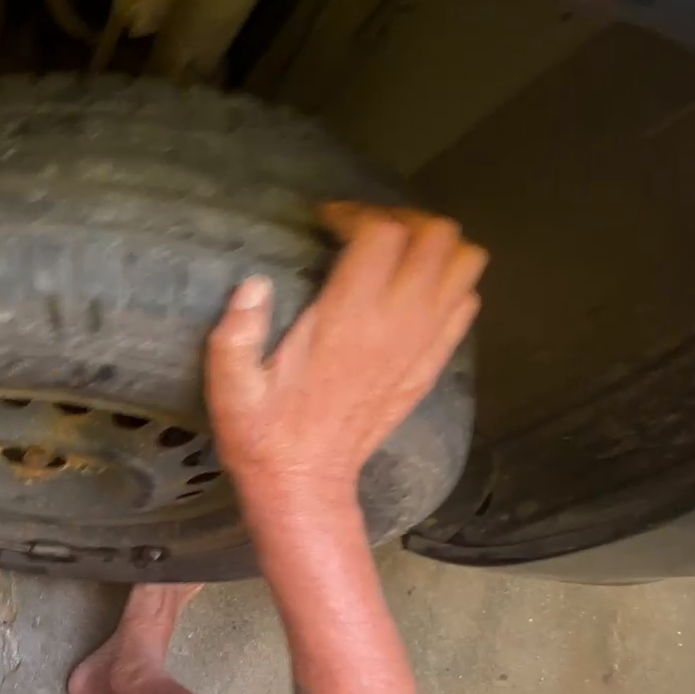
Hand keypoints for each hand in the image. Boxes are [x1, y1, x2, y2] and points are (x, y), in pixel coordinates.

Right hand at [205, 202, 485, 508]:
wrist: (303, 480)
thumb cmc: (262, 432)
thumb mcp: (228, 387)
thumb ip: (235, 334)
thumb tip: (253, 284)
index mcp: (346, 322)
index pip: (379, 235)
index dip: (353, 213)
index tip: (324, 221)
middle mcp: (397, 323)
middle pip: (434, 236)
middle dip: (399, 219)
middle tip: (360, 230)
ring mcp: (422, 342)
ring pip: (464, 261)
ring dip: (433, 244)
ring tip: (392, 252)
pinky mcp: (432, 362)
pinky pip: (466, 300)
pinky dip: (448, 280)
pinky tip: (410, 291)